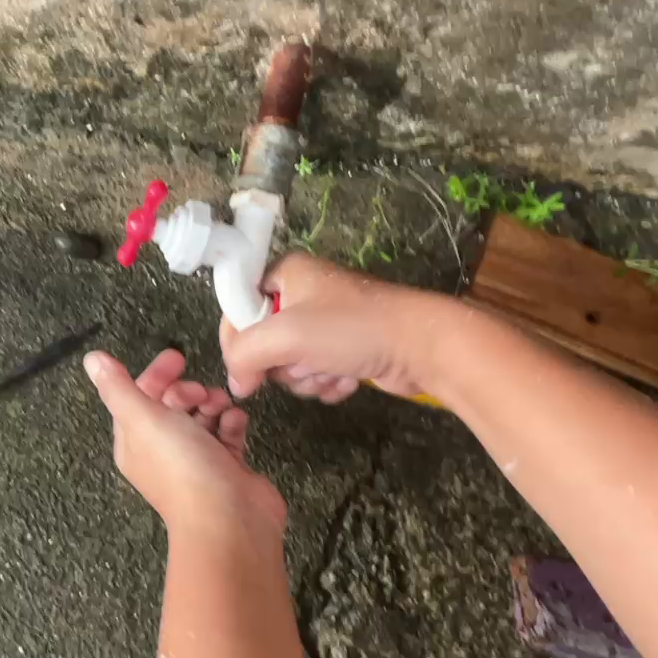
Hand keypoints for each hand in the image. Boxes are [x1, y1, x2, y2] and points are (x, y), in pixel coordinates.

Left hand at [84, 349, 285, 536]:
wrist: (229, 521)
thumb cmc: (181, 468)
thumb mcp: (143, 419)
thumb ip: (118, 387)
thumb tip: (93, 359)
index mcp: (134, 443)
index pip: (138, 398)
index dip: (155, 376)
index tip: (177, 359)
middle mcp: (161, 452)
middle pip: (172, 406)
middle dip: (187, 391)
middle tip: (200, 394)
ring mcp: (196, 461)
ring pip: (202, 417)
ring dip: (212, 403)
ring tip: (221, 407)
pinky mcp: (226, 467)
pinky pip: (226, 434)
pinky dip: (231, 423)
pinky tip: (236, 422)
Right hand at [217, 253, 459, 400]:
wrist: (421, 345)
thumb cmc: (351, 329)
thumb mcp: (284, 336)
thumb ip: (243, 356)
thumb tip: (236, 383)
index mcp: (285, 274)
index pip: (237, 309)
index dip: (237, 343)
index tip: (248, 368)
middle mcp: (303, 293)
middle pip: (262, 343)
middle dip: (282, 365)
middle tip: (304, 362)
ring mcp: (325, 323)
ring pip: (289, 364)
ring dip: (306, 377)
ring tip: (331, 370)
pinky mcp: (345, 347)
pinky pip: (315, 373)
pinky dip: (326, 382)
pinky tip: (346, 378)